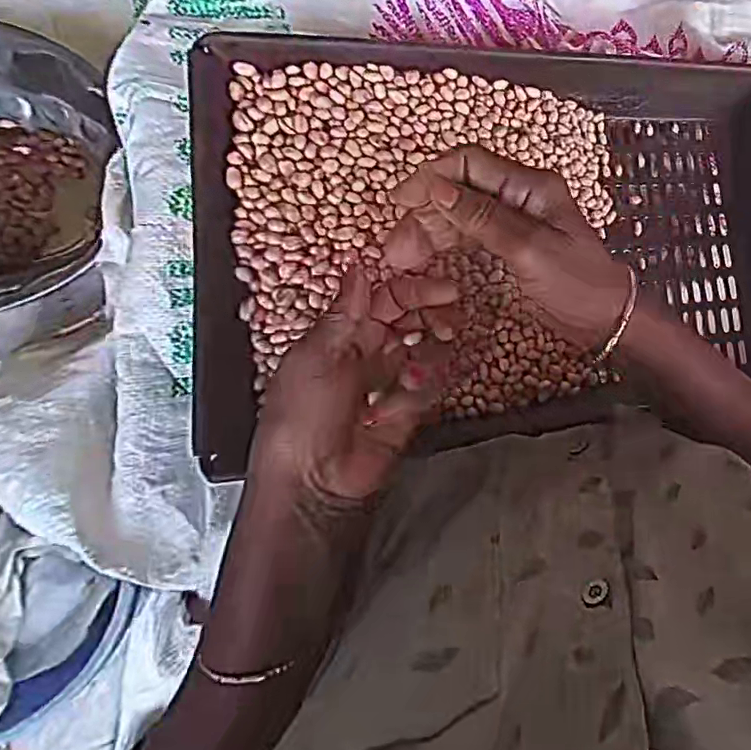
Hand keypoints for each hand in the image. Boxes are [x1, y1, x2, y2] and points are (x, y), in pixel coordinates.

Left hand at [248, 266, 458, 520]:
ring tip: (412, 375)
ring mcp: (394, 380)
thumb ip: (345, 312)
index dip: (415, 290)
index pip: (387, 299)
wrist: (316, 482)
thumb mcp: (315, 357)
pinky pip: (433, 385)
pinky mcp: (412, 407)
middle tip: (449, 321)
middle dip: (434, 318)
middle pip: (415, 320)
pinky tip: (403, 402)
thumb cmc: (301, 418)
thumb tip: (358, 268)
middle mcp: (372, 352)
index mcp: (343, 335)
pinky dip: (424, 390)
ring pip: (430, 350)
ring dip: (430, 356)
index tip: (444, 289)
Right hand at [382, 146, 630, 350]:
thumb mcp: (531, 250)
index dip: (432, 176)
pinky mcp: (509, 244)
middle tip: (397, 248)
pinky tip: (423, 258)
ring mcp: (513, 220)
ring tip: (401, 258)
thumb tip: (438, 189)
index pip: (470, 163)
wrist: (604, 316)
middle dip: (424, 212)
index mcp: (532, 187)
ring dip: (429, 231)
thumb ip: (485, 219)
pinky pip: (469, 234)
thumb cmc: (579, 283)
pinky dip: (445, 243)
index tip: (403, 202)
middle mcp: (520, 196)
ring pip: (459, 213)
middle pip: (459, 189)